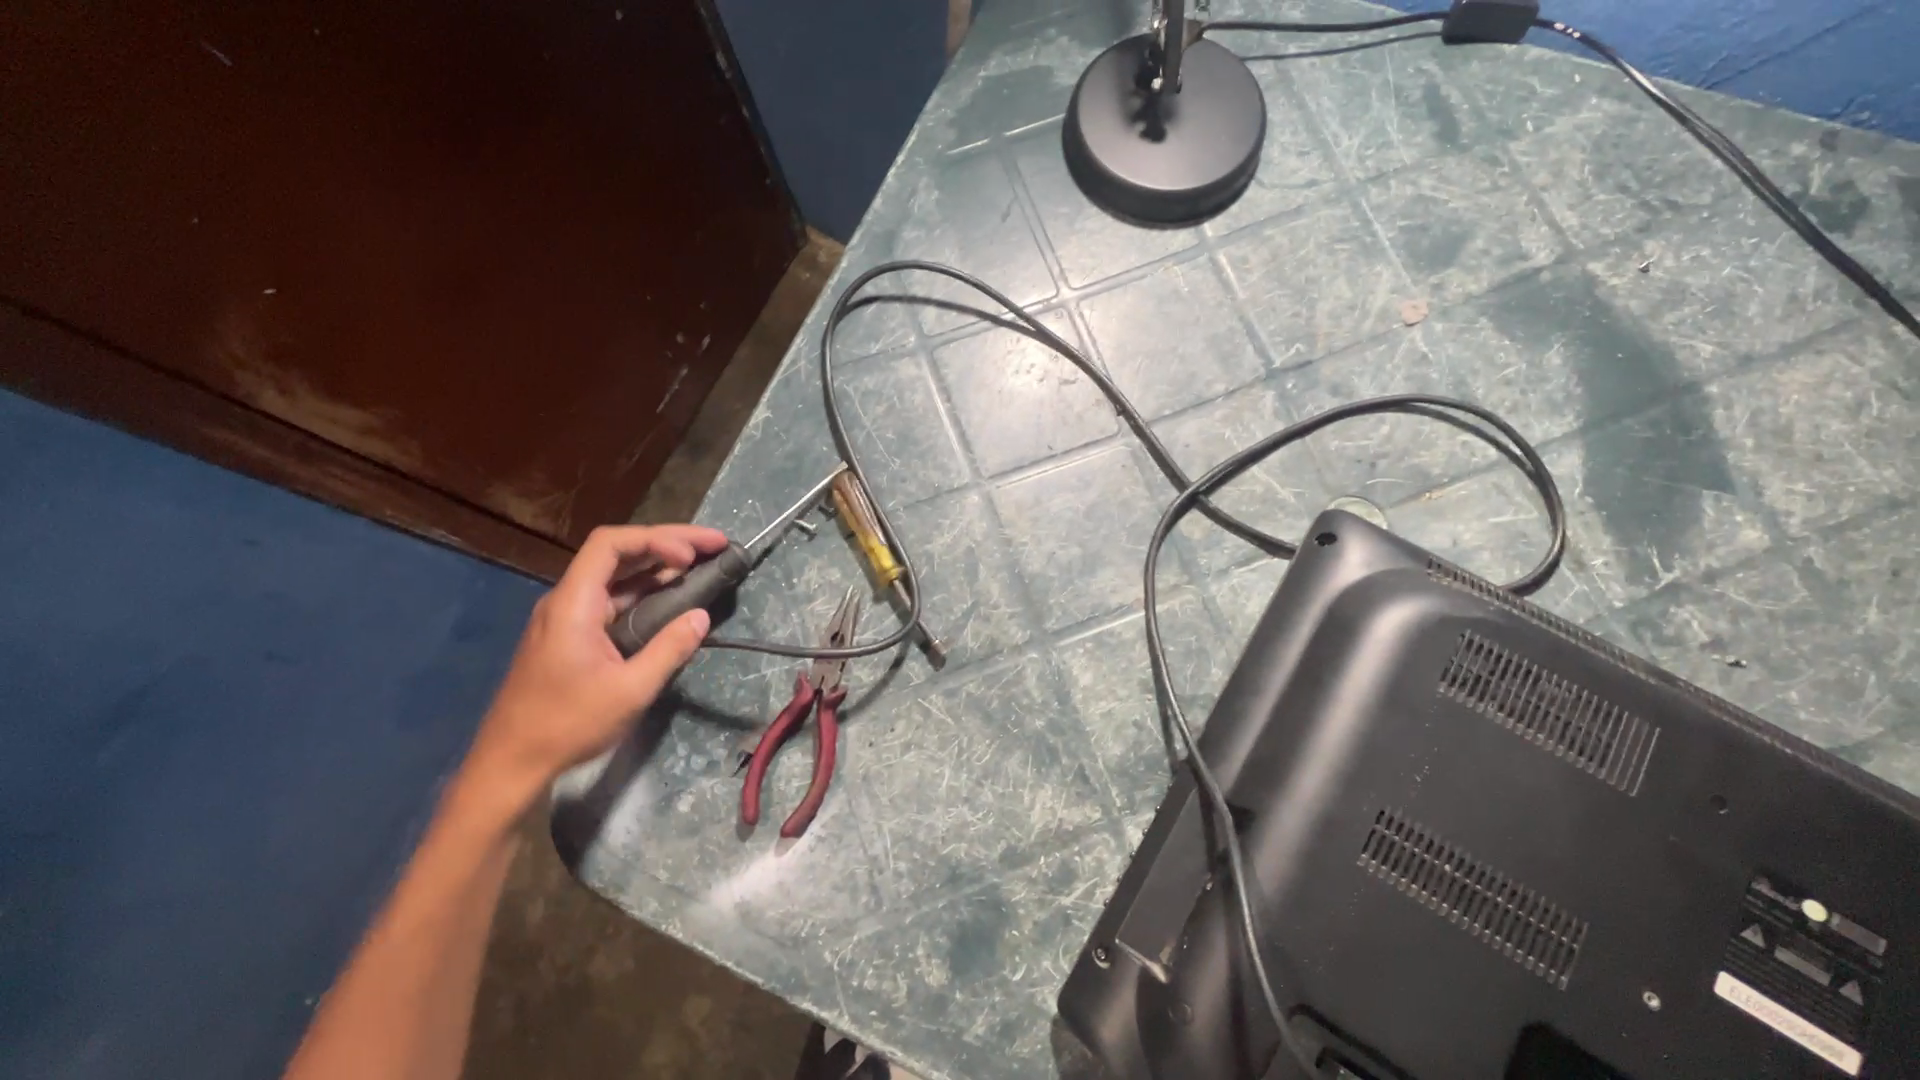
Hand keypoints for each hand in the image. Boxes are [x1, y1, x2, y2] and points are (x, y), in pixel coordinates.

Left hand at [467, 524, 728, 802]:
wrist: (512, 761)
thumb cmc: (567, 724)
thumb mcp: (630, 690)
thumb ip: (669, 649)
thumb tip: (701, 616)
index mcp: (574, 603)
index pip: (611, 544)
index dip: (656, 539)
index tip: (693, 555)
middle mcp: (567, 600)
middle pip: (617, 553)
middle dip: (666, 544)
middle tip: (714, 545)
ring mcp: (566, 618)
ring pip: (615, 577)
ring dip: (657, 567)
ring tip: (701, 566)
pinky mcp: (570, 636)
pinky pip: (611, 600)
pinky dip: (644, 592)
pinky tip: (671, 598)